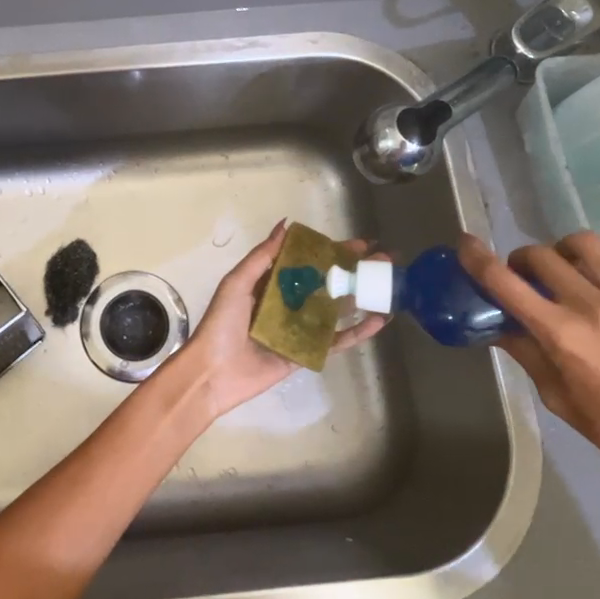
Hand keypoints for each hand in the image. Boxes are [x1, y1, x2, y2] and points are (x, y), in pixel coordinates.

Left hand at [171, 220, 389, 418]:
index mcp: (269, 284)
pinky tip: (378, 320)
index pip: (305, 262)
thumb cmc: (221, 324)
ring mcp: (299, 329)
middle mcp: (287, 304)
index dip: (330, 252)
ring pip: (335, 310)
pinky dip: (357, 332)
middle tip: (381, 260)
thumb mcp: (237, 283)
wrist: (213, 372)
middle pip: (325, 283)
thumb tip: (285, 225)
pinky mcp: (306, 353)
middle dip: (352, 271)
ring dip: (360, 297)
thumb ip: (262, 257)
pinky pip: (335, 341)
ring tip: (386, 285)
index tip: (357, 244)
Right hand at [459, 231, 599, 505]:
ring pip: (590, 245)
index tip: (466, 243)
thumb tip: (503, 325)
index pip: (504, 282)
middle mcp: (599, 307)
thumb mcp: (561, 401)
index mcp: (563, 336)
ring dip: (569, 251)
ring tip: (576, 266)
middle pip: (543, 256)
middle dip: (525, 260)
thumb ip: (529, 355)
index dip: (477, 258)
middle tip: (530, 274)